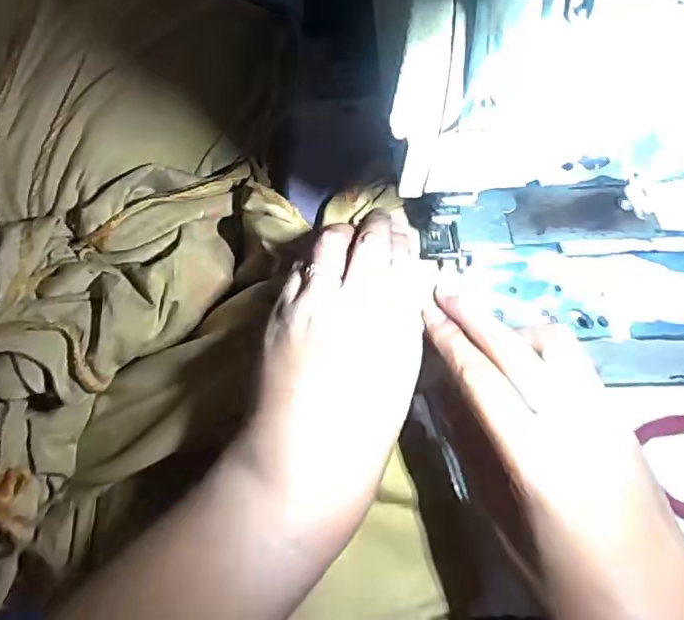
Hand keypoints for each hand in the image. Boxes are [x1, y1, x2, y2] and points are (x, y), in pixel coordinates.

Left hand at [231, 211, 430, 542]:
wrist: (301, 459)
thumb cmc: (366, 424)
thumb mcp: (403, 364)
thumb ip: (404, 311)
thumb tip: (406, 274)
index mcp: (391, 315)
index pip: (397, 250)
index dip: (399, 234)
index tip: (400, 230)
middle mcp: (350, 297)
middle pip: (363, 235)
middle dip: (373, 225)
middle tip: (376, 227)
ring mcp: (309, 300)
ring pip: (326, 240)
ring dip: (340, 235)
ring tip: (345, 244)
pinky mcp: (278, 308)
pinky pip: (298, 264)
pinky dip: (313, 258)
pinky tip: (318, 270)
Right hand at [425, 291, 683, 619]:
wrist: (666, 613)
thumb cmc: (574, 586)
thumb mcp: (510, 536)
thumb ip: (477, 462)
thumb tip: (446, 403)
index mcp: (540, 461)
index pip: (484, 381)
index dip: (449, 342)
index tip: (424, 310)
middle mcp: (575, 422)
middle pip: (517, 348)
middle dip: (474, 315)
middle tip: (443, 289)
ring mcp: (605, 413)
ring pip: (554, 343)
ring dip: (514, 327)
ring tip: (484, 329)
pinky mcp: (622, 416)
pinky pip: (576, 362)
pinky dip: (542, 346)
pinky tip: (526, 358)